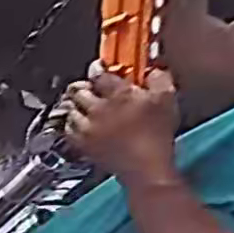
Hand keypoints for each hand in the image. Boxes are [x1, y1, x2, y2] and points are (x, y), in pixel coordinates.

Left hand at [62, 69, 179, 181]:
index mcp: (119, 95)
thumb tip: (152, 70)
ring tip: (82, 104)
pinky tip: (78, 122)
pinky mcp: (80, 143)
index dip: (98, 69)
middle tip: (88, 86)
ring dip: (74, 105)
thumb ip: (159, 78)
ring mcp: (86, 128)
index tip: (99, 67)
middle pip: (78, 91)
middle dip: (82, 86)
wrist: (144, 165)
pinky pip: (67, 129)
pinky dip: (70, 123)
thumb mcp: (167, 98)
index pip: (100, 75)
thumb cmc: (157, 133)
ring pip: (70, 110)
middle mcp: (97, 110)